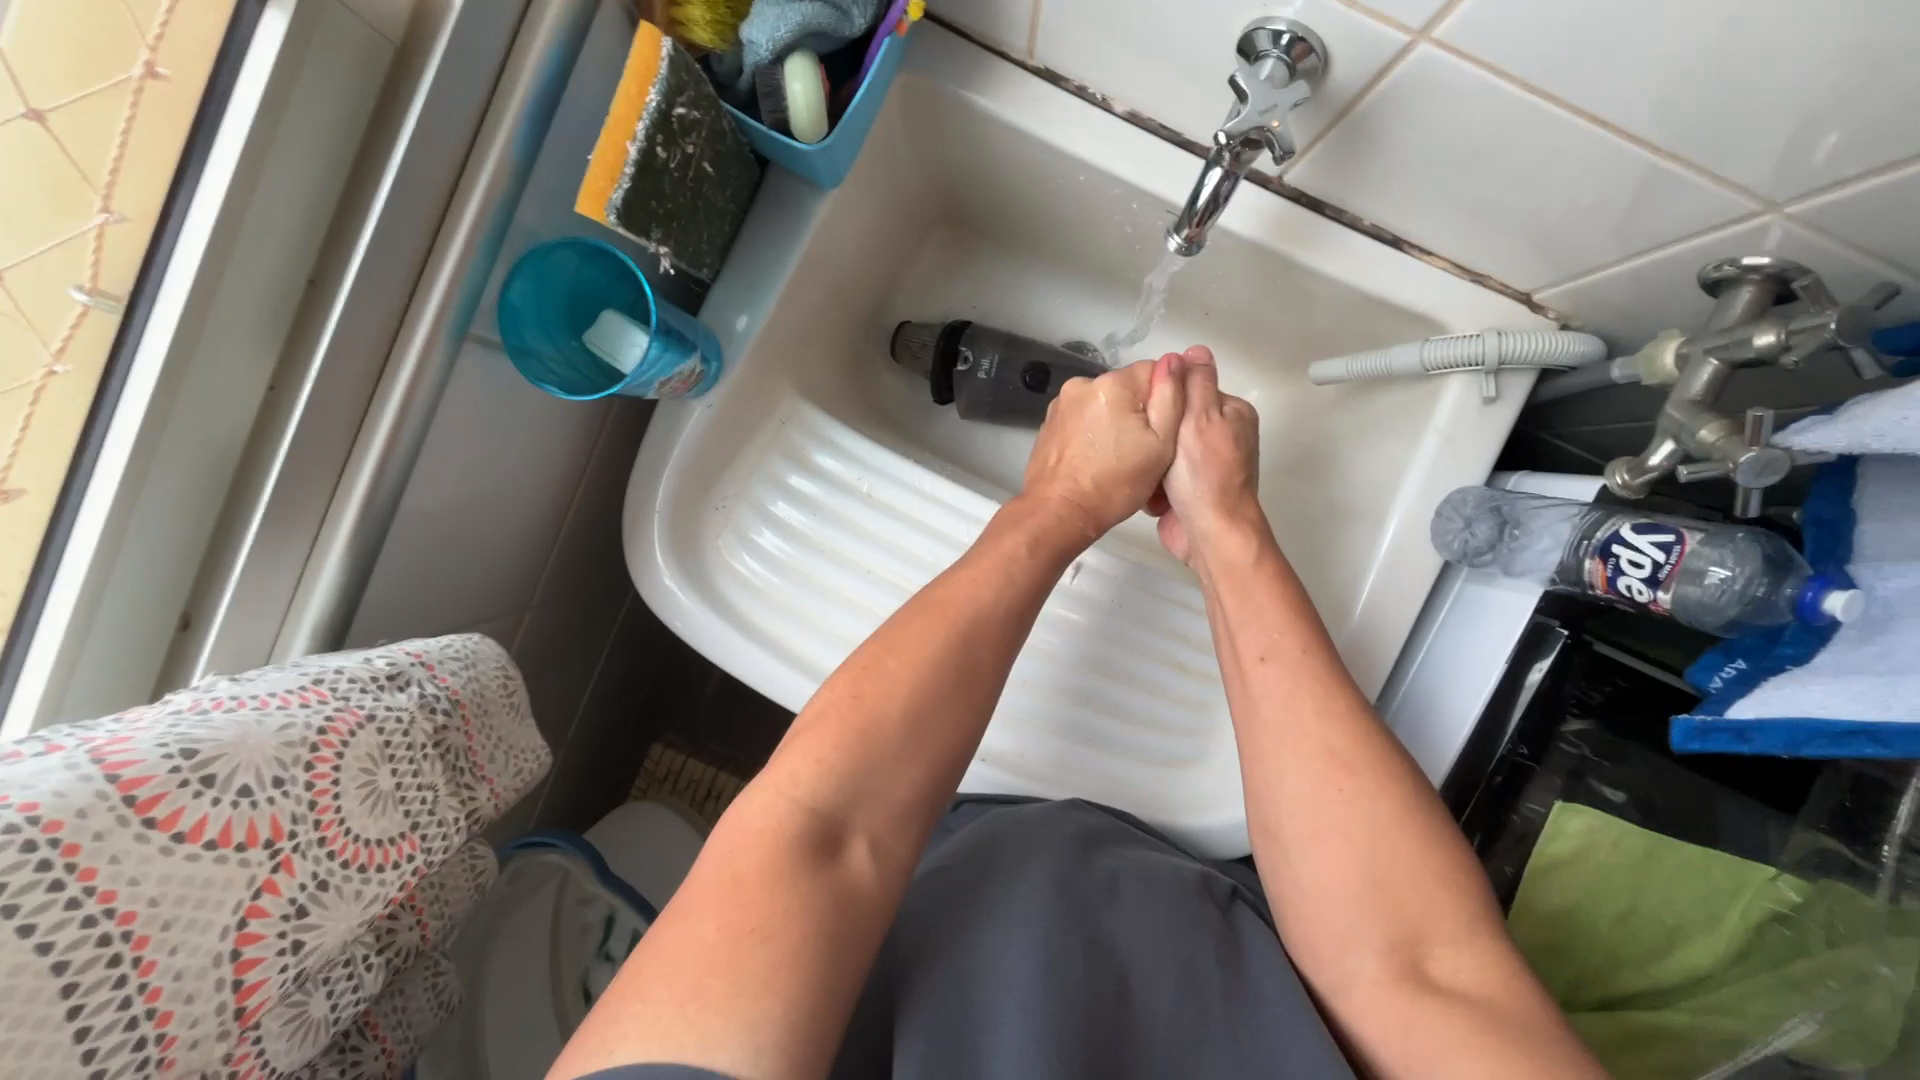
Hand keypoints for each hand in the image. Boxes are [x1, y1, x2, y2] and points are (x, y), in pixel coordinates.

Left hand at [1020, 356, 1185, 544]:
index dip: (1165, 400)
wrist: (1059, 512)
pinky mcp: (1050, 422)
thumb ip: (1172, 396)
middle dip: (1138, 413)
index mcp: (1113, 384)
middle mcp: (1083, 384)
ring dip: (1114, 423)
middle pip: (1128, 387)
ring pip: (1105, 404)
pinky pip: (1084, 418)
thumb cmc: (1114, 485)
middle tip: (1139, 451)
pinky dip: (1093, 433)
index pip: (1155, 371)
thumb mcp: (1161, 444)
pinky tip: (1095, 459)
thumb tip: (1176, 360)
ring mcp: (1062, 403)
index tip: (1160, 433)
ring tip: (1115, 459)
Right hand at [1146, 346, 1263, 565]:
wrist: (1209, 533)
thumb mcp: (1199, 417)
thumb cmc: (1205, 473)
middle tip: (1145, 443)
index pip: (1190, 391)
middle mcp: (1222, 438)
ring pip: (1163, 452)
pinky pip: (1161, 478)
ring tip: (1145, 470)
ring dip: (1150, 462)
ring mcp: (1205, 467)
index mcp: (1231, 414)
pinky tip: (1149, 492)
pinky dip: (1153, 485)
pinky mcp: (1189, 492)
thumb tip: (1195, 350)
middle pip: (1174, 423)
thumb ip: (1196, 382)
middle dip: (1155, 435)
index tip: (1150, 412)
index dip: (1166, 400)